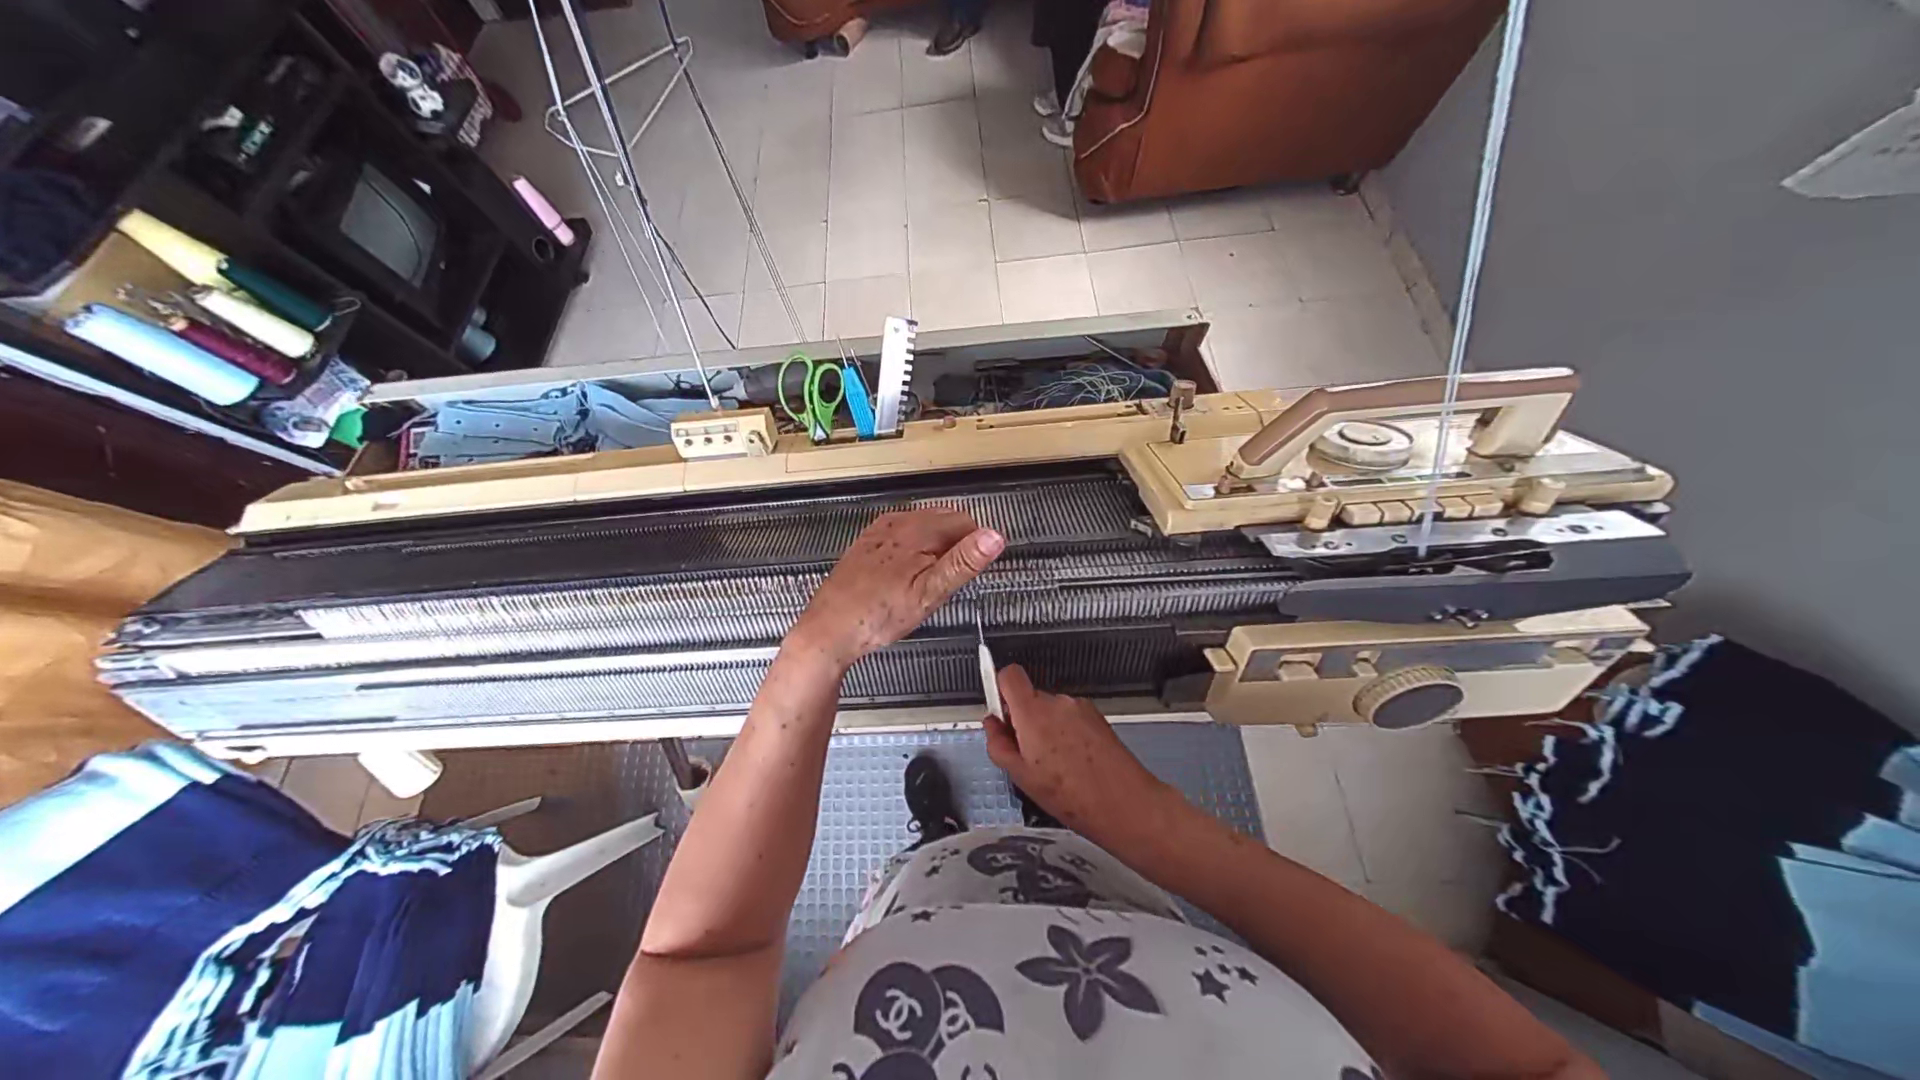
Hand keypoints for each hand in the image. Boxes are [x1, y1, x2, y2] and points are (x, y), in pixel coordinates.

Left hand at [788, 509, 1004, 670]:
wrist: (829, 628)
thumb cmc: (875, 615)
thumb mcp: (930, 593)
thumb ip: (963, 562)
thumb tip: (993, 537)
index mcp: (917, 530)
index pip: (966, 523)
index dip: (972, 550)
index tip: (964, 574)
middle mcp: (897, 523)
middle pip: (946, 522)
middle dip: (954, 548)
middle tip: (942, 584)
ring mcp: (880, 532)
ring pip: (924, 530)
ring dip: (933, 550)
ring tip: (922, 585)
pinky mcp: (868, 544)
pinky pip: (902, 538)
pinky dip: (911, 554)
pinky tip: (903, 580)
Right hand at [983, 664, 1171, 836]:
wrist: (1124, 803)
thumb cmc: (1073, 795)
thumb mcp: (1021, 776)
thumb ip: (999, 744)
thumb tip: (991, 725)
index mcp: (1034, 713)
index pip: (1009, 675)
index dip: (1000, 690)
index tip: (1000, 713)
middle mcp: (1058, 702)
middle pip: (1030, 697)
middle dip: (1024, 720)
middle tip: (1029, 755)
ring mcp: (1079, 707)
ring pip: (1050, 710)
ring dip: (1047, 729)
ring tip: (1056, 765)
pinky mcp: (1096, 716)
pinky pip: (1070, 717)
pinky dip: (1066, 733)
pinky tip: (1073, 762)